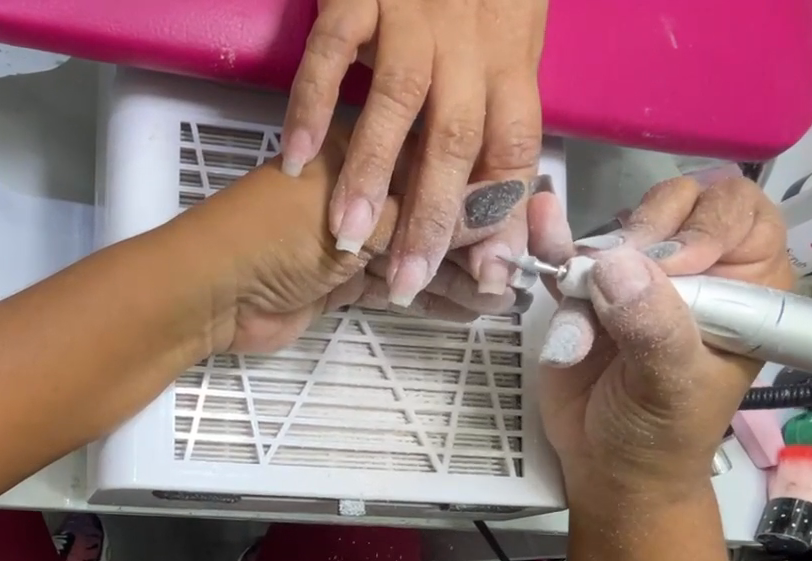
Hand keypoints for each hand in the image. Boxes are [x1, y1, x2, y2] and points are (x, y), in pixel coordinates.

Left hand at [177, 132, 539, 355]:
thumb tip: (483, 221)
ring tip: (503, 295)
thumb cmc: (275, 235)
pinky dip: (426, 299)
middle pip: (433, 214)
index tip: (526, 221)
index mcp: (365, 149)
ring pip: (417, 254)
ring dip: (456, 274)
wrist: (208, 291)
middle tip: (520, 266)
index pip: (439, 164)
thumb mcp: (355, 218)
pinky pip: (393, 287)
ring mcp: (351, 240)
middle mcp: (364, 188)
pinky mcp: (338, 284)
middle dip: (476, 241)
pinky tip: (465, 309)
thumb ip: (418, 219)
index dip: (482, 194)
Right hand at [281, 0, 546, 307]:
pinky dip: (312, 106)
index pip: (514, 144)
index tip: (482, 280)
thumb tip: (491, 223)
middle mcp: (471, 34)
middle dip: (430, 217)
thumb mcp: (496, 48)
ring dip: (370, 173)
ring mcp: (413, 7)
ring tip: (347, 237)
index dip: (499, 215)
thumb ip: (489, 125)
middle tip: (404, 282)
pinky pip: (332, 50)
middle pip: (456, 137)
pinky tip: (296, 160)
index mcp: (511, 55)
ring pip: (398, 99)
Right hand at [525, 177, 792, 504]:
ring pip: (616, 230)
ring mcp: (635, 280)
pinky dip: (551, 239)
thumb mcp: (670, 384)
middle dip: (639, 235)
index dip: (701, 227)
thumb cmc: (661, 431)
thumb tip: (614, 265)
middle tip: (608, 279)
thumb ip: (653, 325)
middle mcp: (694, 269)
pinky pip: (569, 256)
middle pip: (677, 206)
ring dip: (588, 261)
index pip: (737, 212)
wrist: (606, 466)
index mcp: (743, 282)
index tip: (668, 269)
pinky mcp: (585, 294)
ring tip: (574, 305)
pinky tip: (540, 215)